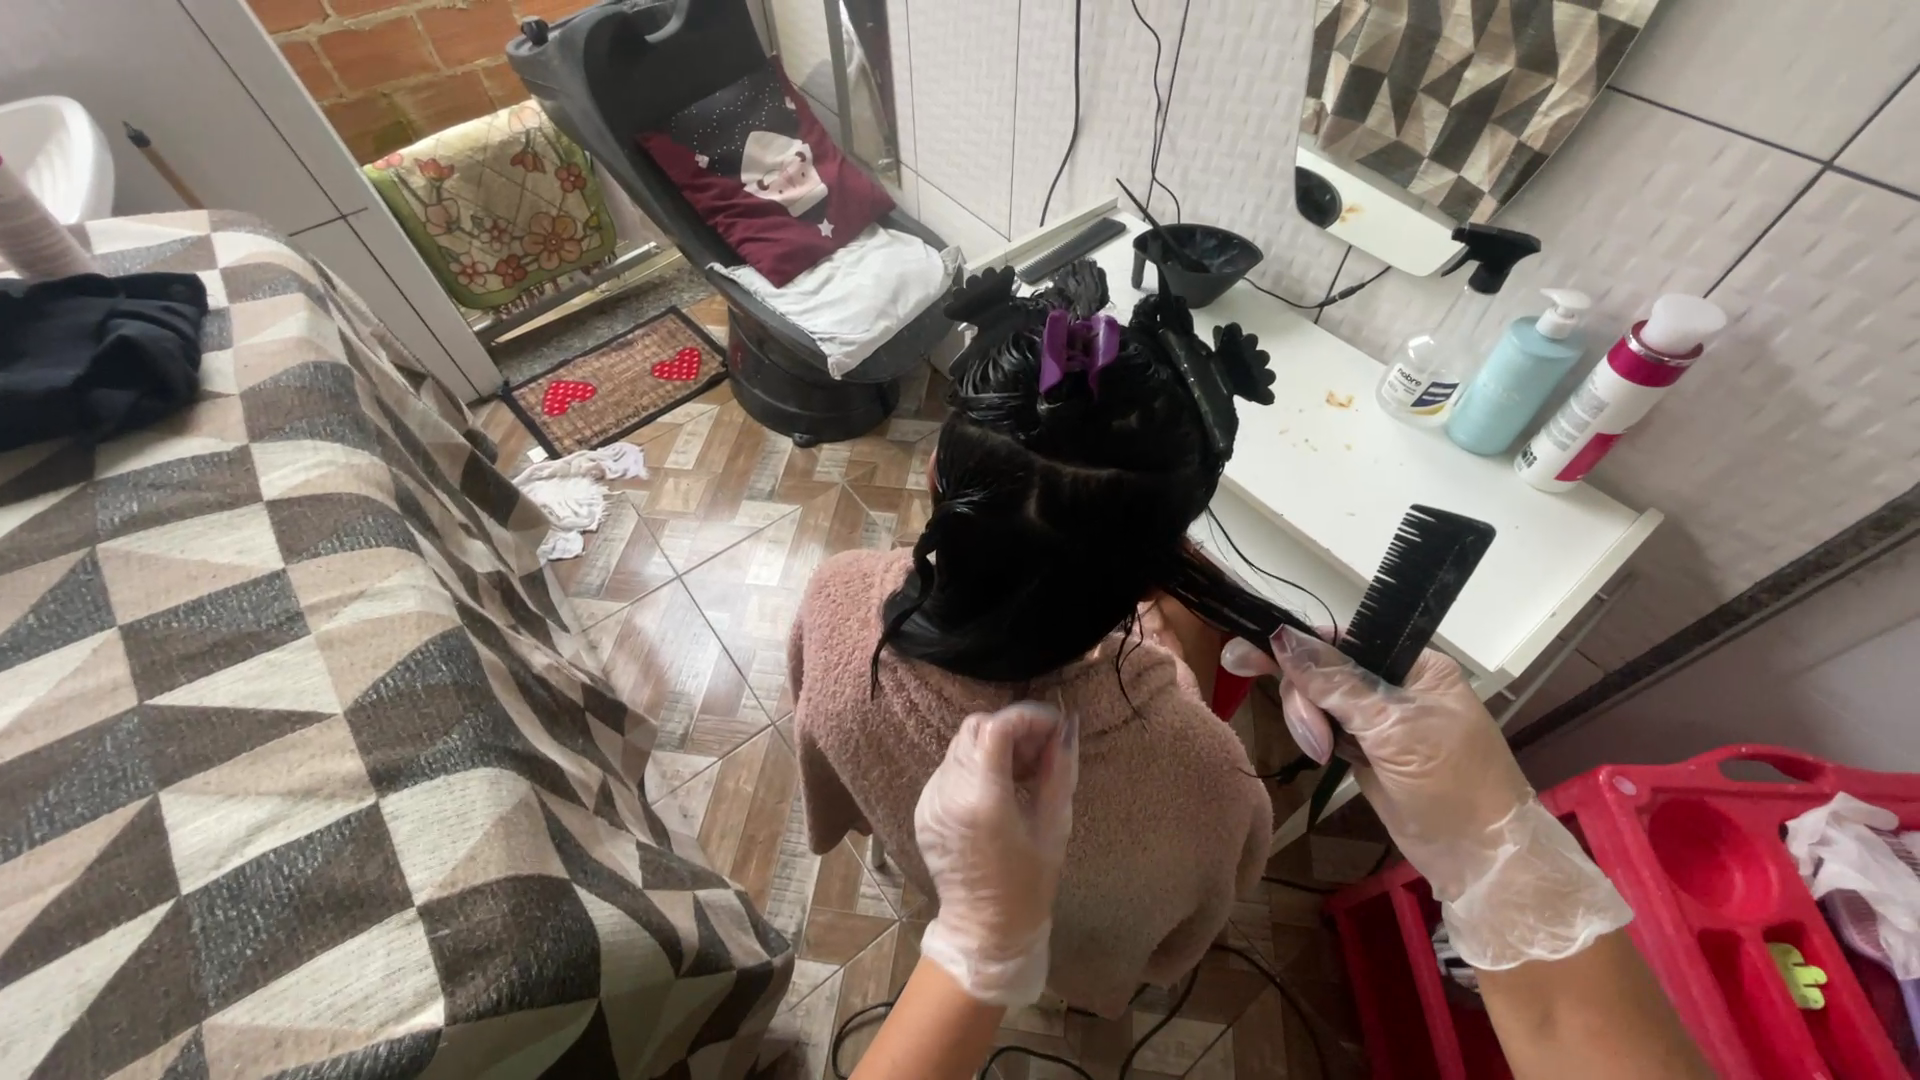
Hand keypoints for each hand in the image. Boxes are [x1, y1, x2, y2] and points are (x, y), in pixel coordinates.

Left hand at [914, 703, 1078, 1004]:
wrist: (985, 927)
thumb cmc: (1029, 883)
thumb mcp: (1055, 825)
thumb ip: (1060, 770)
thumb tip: (1068, 726)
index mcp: (983, 799)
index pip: (997, 727)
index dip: (1028, 717)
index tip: (1054, 726)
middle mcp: (949, 792)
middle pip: (975, 727)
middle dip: (1012, 728)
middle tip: (1041, 748)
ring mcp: (931, 798)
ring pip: (961, 744)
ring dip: (994, 744)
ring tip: (1023, 769)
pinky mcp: (924, 807)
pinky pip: (950, 767)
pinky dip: (976, 764)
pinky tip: (998, 788)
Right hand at [1221, 627, 1631, 969]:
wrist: (1480, 861)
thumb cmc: (1452, 786)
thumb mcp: (1392, 728)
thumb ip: (1334, 682)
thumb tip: (1280, 636)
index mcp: (1412, 664)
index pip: (1340, 640)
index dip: (1297, 649)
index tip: (1248, 658)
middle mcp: (1391, 683)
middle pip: (1319, 669)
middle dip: (1304, 699)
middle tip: (1314, 739)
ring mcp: (1374, 716)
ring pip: (1313, 698)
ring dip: (1306, 722)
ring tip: (1323, 756)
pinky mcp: (1361, 746)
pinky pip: (1319, 725)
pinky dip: (1312, 736)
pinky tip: (1320, 753)